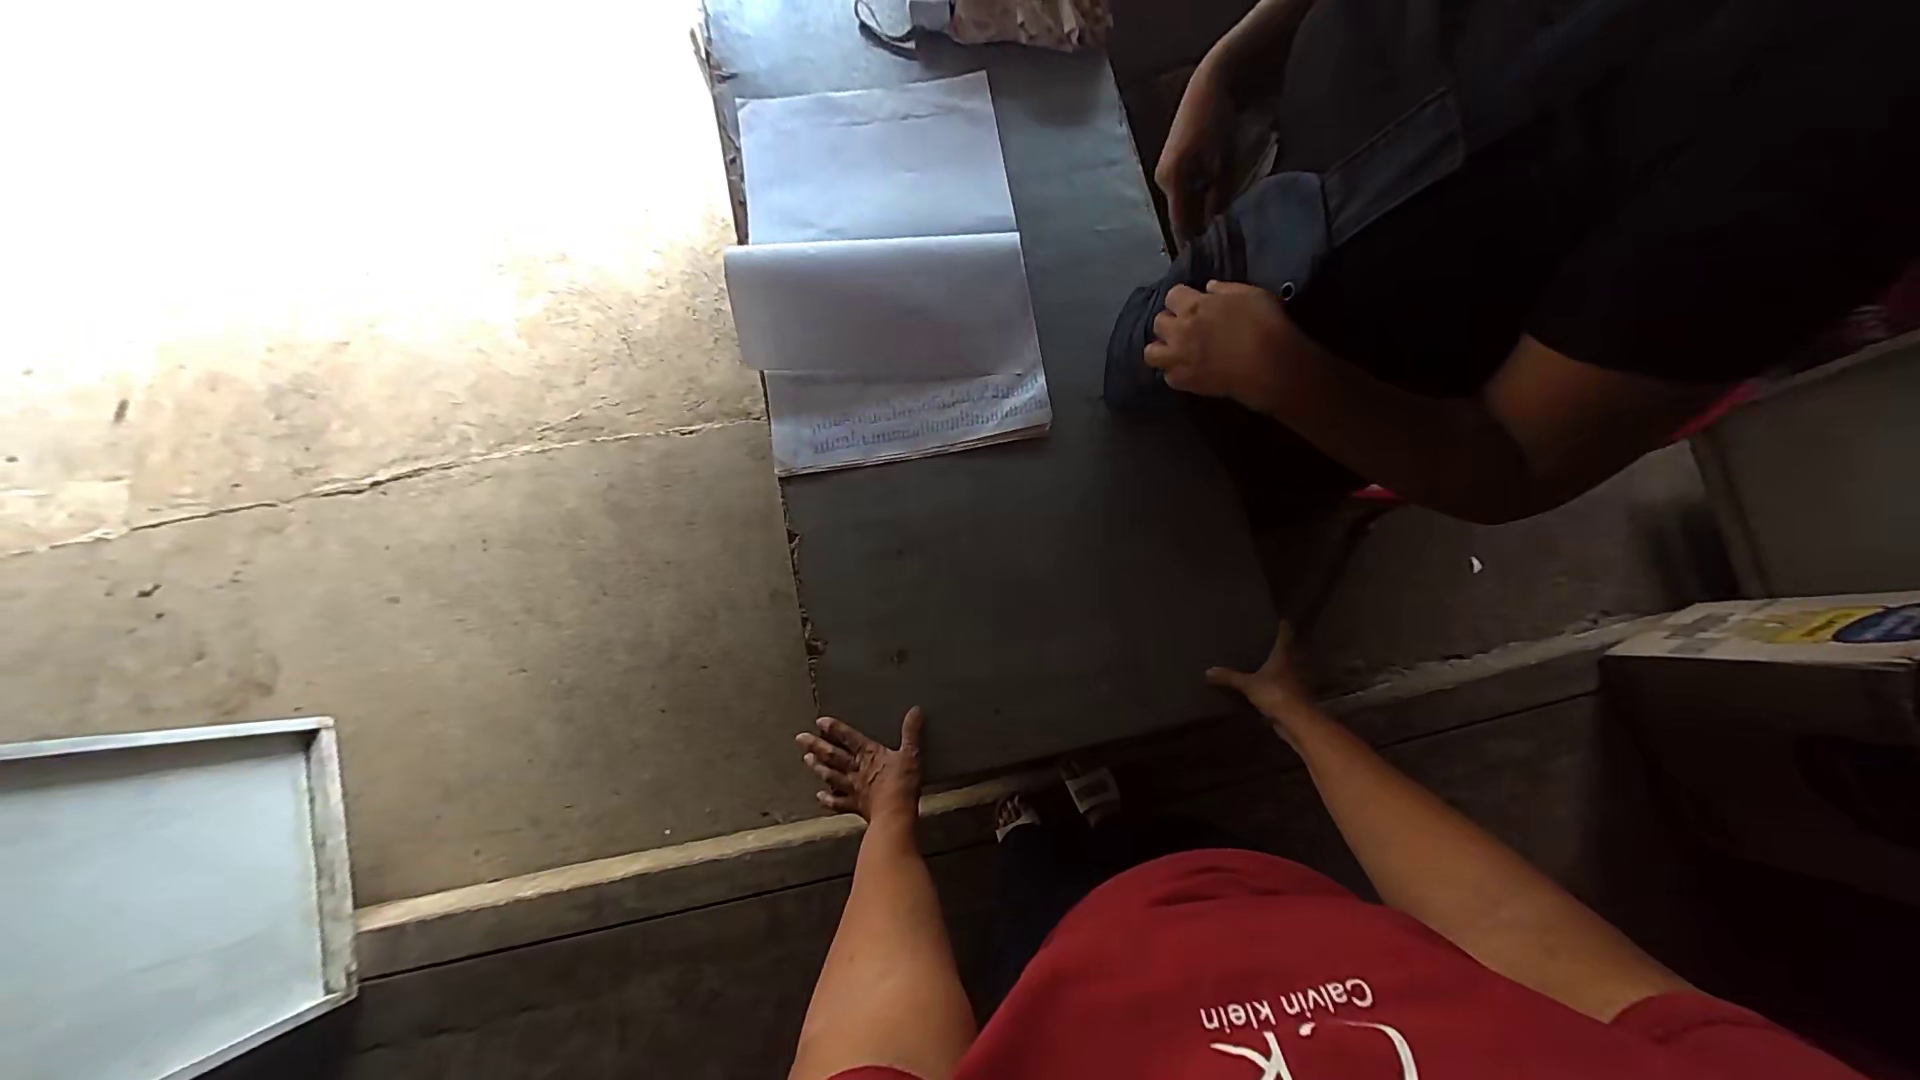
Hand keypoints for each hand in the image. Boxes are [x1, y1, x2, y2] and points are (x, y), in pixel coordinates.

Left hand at [796, 708, 925, 824]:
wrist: (895, 816)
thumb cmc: (902, 784)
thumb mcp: (911, 754)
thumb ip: (911, 732)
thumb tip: (915, 710)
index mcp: (868, 754)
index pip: (848, 738)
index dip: (834, 729)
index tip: (819, 722)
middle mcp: (856, 769)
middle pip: (833, 755)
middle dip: (816, 746)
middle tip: (800, 738)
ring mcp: (853, 789)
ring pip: (831, 775)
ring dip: (818, 767)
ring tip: (806, 760)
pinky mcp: (854, 806)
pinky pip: (838, 802)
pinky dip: (827, 799)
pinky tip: (819, 796)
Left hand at [1145, 280, 1291, 410]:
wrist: (1269, 365)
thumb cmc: (1265, 324)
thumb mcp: (1250, 294)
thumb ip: (1224, 289)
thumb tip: (1207, 287)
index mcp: (1194, 306)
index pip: (1171, 295)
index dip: (1181, 299)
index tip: (1190, 303)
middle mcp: (1180, 330)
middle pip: (1158, 322)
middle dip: (1170, 322)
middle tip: (1184, 328)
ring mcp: (1178, 357)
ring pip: (1151, 353)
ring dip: (1161, 349)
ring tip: (1175, 351)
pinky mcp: (1182, 380)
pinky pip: (1167, 376)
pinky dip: (1175, 373)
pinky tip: (1188, 370)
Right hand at [1154, 60, 1236, 247]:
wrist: (1216, 79)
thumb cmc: (1219, 121)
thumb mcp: (1223, 165)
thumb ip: (1217, 199)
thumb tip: (1212, 229)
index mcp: (1172, 182)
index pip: (1180, 224)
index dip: (1190, 244)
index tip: (1198, 264)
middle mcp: (1163, 179)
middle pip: (1179, 214)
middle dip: (1193, 229)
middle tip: (1210, 249)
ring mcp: (1166, 170)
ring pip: (1182, 202)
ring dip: (1195, 214)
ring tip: (1210, 230)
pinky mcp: (1173, 161)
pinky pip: (1184, 189)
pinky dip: (1194, 198)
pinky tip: (1207, 204)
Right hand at [1206, 623, 1314, 725]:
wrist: (1296, 720)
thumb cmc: (1274, 693)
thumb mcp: (1247, 684)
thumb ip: (1229, 677)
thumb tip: (1208, 671)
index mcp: (1283, 656)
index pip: (1285, 637)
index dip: (1284, 628)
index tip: (1283, 620)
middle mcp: (1294, 665)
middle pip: (1293, 651)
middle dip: (1287, 646)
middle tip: (1275, 640)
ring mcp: (1298, 681)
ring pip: (1293, 668)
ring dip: (1287, 665)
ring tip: (1274, 662)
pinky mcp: (1297, 696)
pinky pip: (1290, 685)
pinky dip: (1285, 683)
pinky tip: (1276, 685)